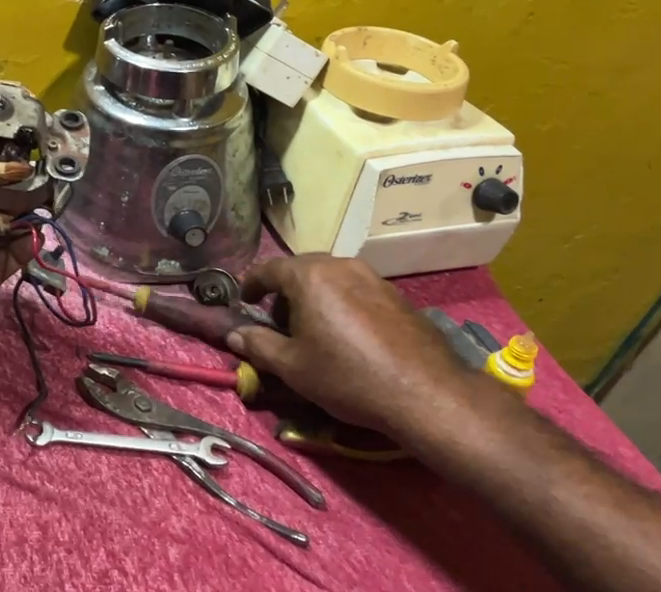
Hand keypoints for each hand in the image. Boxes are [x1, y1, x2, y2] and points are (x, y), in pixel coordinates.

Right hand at [227, 255, 483, 436]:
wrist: (427, 395)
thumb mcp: (293, 367)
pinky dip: (343, 304)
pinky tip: (349, 336)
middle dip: (284, 291)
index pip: (268, 269)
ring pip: (331, 278)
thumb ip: (258, 345)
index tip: (245, 301)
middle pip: (301, 269)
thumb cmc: (348, 377)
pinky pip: (357, 290)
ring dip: (315, 296)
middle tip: (279, 321)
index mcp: (309, 276)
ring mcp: (373, 278)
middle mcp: (340, 266)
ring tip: (315, 329)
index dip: (251, 284)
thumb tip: (233, 334)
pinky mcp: (397, 296)